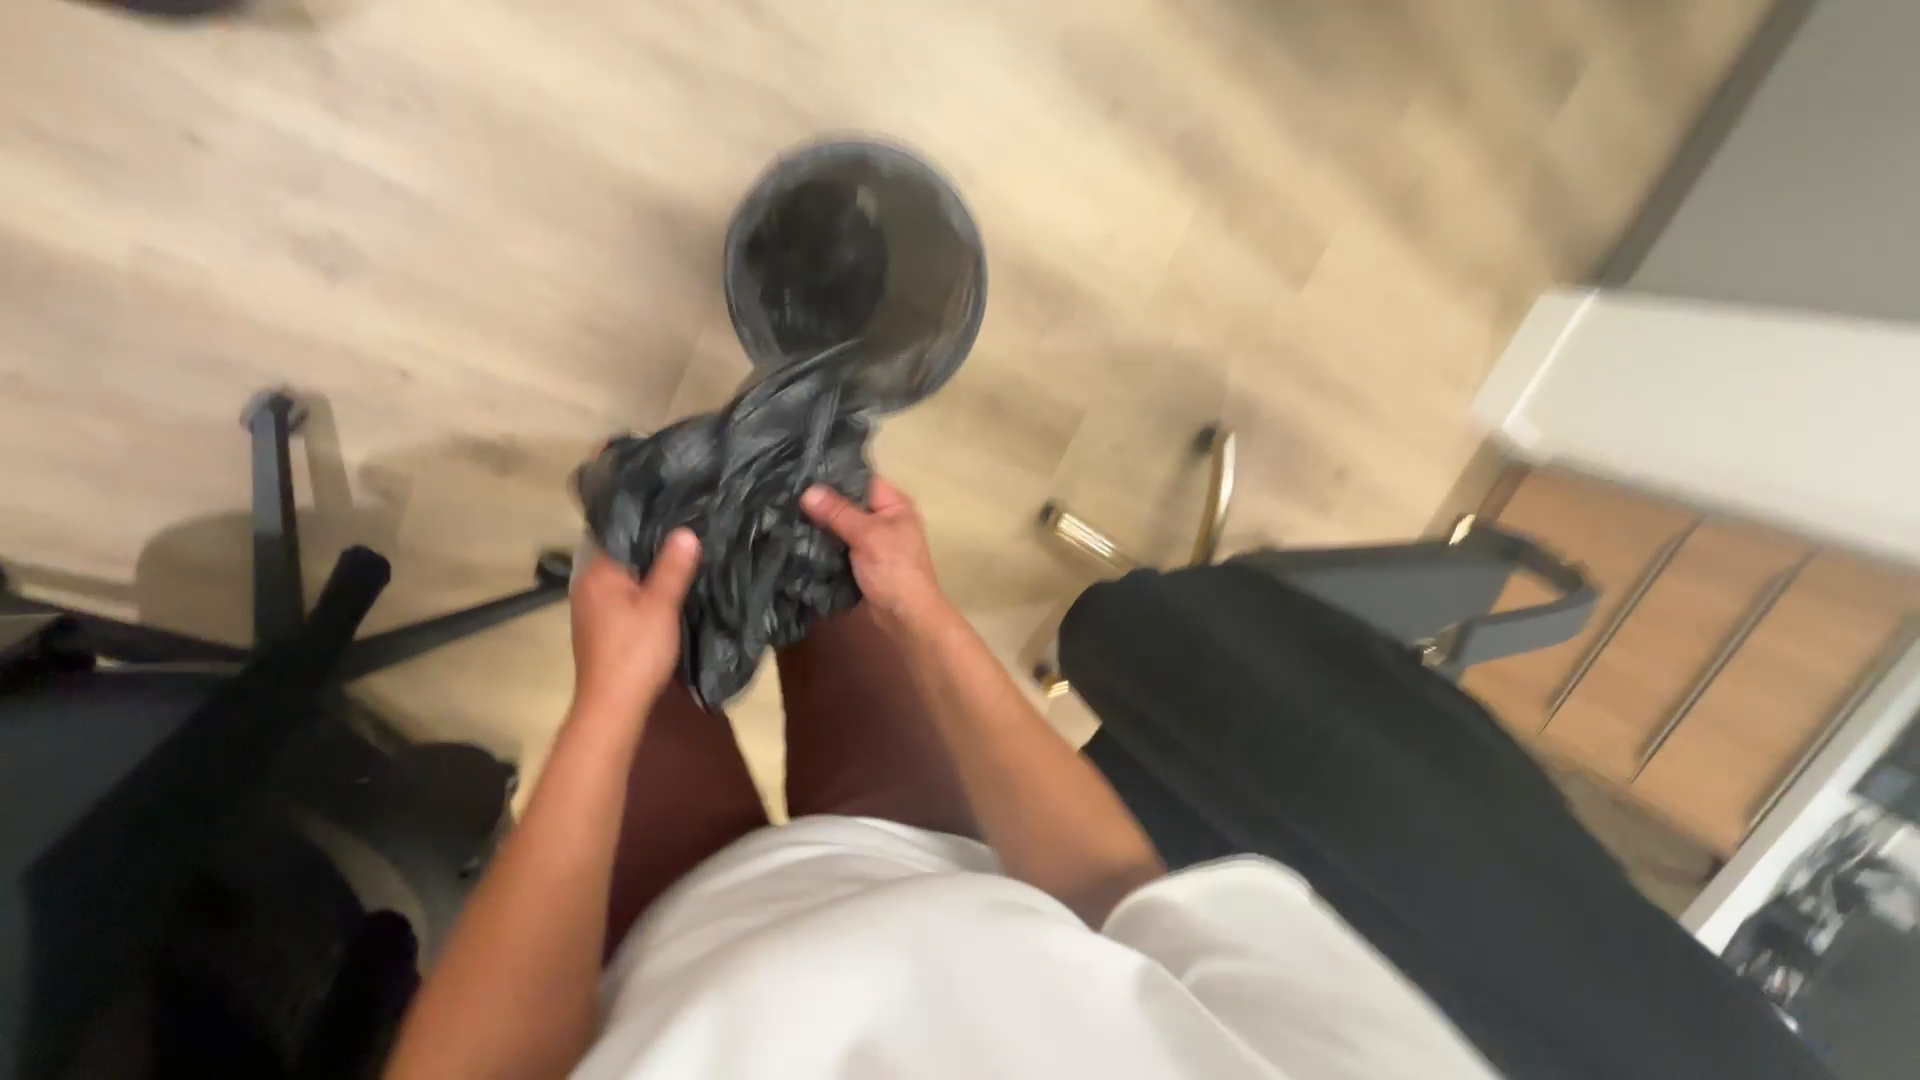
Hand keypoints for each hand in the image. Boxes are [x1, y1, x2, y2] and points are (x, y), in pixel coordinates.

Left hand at [568, 529, 700, 722]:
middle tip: (686, 533)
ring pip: (622, 578)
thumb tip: (685, 531)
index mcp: (597, 573)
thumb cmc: (636, 651)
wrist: (613, 706)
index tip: (676, 512)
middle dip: (651, 546)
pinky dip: (641, 592)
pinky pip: (622, 597)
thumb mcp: (662, 605)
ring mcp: (590, 608)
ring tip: (681, 559)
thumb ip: (673, 567)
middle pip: (621, 555)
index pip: (618, 532)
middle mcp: (587, 585)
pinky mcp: (599, 628)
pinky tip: (664, 594)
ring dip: (647, 572)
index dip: (647, 521)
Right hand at [802, 477, 948, 631]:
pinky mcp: (861, 560)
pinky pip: (838, 543)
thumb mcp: (867, 535)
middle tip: (787, 493)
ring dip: (819, 522)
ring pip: (840, 524)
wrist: (905, 615)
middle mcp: (884, 517)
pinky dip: (822, 541)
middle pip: (848, 502)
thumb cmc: (894, 570)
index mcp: (895, 504)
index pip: (860, 479)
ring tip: (785, 510)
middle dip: (821, 501)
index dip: (833, 476)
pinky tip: (797, 534)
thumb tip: (808, 490)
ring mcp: (873, 540)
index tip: (801, 471)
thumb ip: (838, 512)